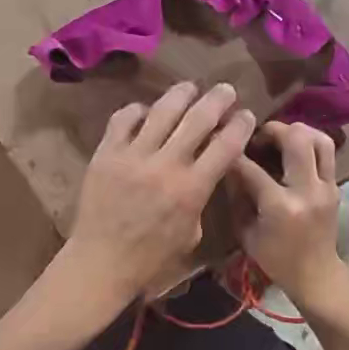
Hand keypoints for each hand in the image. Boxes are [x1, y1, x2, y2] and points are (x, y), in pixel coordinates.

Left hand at [62, 82, 254, 301]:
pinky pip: (122, 120)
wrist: (102, 261)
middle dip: (217, 100)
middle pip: (198, 119)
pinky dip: (137, 110)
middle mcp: (165, 165)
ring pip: (162, 111)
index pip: (225, 146)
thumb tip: (203, 172)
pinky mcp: (106, 154)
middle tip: (226, 89)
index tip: (246, 115)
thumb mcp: (191, 233)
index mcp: (191, 189)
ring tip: (189, 87)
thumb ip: (200, 198)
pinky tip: (146, 111)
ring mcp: (133, 156)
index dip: (240, 126)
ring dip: (181, 95)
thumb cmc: (151, 258)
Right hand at [229, 121, 348, 305]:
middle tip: (257, 139)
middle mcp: (307, 191)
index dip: (233, 155)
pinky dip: (308, 143)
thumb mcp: (246, 232)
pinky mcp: (335, 186)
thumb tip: (227, 165)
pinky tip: (291, 150)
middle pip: (296, 138)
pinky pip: (326, 152)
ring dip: (296, 132)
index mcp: (280, 206)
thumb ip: (237, 196)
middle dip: (272, 130)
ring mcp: (326, 187)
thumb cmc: (275, 258)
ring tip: (278, 139)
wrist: (315, 274)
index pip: (251, 168)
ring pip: (319, 138)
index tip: (222, 146)